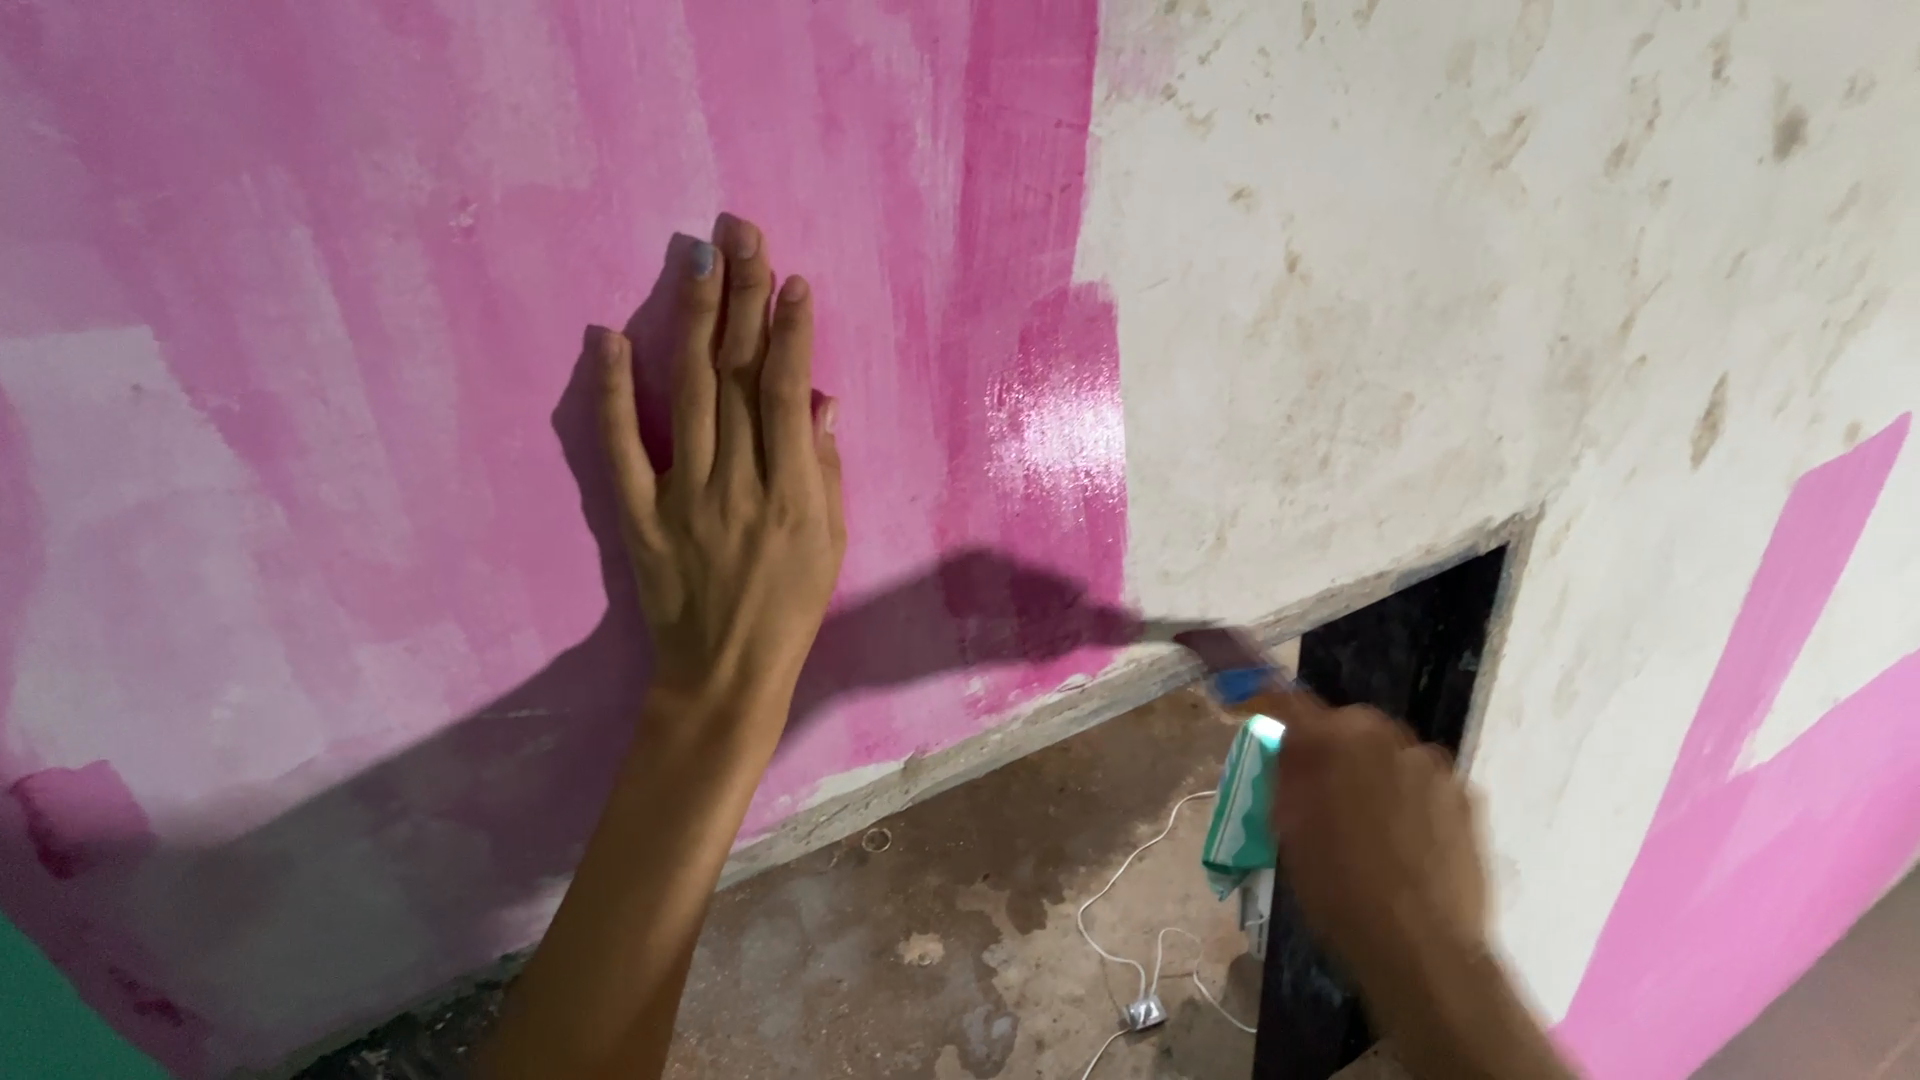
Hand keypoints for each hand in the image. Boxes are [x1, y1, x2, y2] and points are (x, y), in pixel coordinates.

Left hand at [596, 214, 846, 713]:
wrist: (725, 672)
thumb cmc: (792, 608)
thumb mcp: (832, 545)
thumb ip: (825, 471)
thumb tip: (820, 401)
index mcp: (793, 495)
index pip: (788, 396)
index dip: (791, 334)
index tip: (792, 280)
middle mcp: (738, 485)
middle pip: (739, 377)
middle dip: (743, 299)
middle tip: (740, 233)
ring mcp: (683, 498)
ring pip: (689, 395)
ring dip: (693, 322)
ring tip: (698, 258)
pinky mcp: (639, 515)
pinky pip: (621, 448)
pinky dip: (613, 392)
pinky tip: (609, 337)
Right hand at [1237, 689, 1490, 989]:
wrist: (1419, 945)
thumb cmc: (1335, 886)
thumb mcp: (1287, 827)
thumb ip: (1287, 772)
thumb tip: (1288, 746)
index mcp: (1330, 740)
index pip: (1288, 702)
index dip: (1263, 701)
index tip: (1245, 708)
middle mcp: (1383, 737)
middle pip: (1346, 723)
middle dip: (1327, 743)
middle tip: (1313, 781)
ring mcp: (1431, 765)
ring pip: (1388, 751)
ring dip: (1369, 768)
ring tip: (1363, 815)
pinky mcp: (1466, 796)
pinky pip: (1422, 780)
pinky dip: (1406, 793)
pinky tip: (1401, 835)